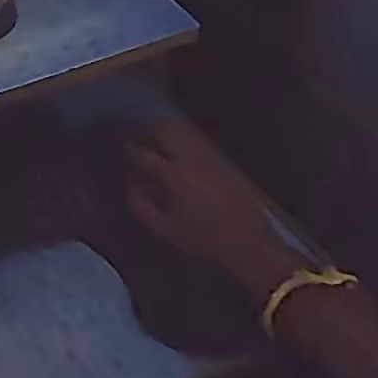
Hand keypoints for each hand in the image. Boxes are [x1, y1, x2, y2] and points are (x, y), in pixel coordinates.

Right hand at [123, 115, 300, 298]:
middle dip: (152, 129)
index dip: (132, 150)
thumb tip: (134, 188)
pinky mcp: (227, 167)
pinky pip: (203, 145)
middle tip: (141, 129)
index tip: (126, 148)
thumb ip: (143, 207)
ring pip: (187, 135)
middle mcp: (191, 162)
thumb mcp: (166, 229)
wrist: (251, 248)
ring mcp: (212, 162)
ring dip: (172, 130)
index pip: (145, 155)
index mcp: (173, 176)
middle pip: (168, 133)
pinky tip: (186, 145)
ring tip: (161, 131)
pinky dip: (190, 139)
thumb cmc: (203, 240)